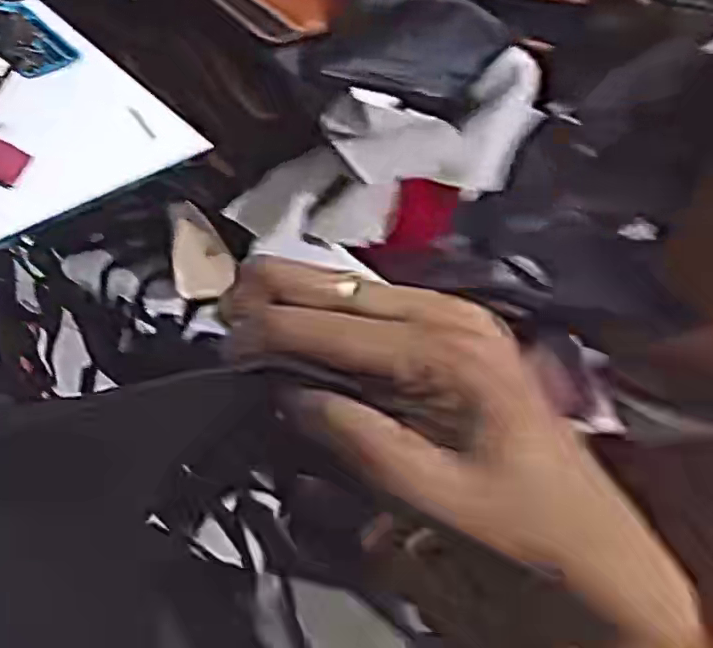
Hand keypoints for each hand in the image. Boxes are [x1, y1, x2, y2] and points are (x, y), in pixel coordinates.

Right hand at [223, 258, 702, 647]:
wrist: (593, 544)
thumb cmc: (524, 525)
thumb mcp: (428, 491)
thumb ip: (344, 433)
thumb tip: (279, 392)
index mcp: (441, 348)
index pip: (299, 319)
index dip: (248, 341)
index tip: (227, 367)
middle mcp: (438, 311)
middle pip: (295, 274)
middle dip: (247, 308)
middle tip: (236, 350)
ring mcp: (434, 308)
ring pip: (305, 274)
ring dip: (268, 307)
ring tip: (259, 350)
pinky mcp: (425, 317)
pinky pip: (331, 293)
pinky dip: (296, 314)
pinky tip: (298, 349)